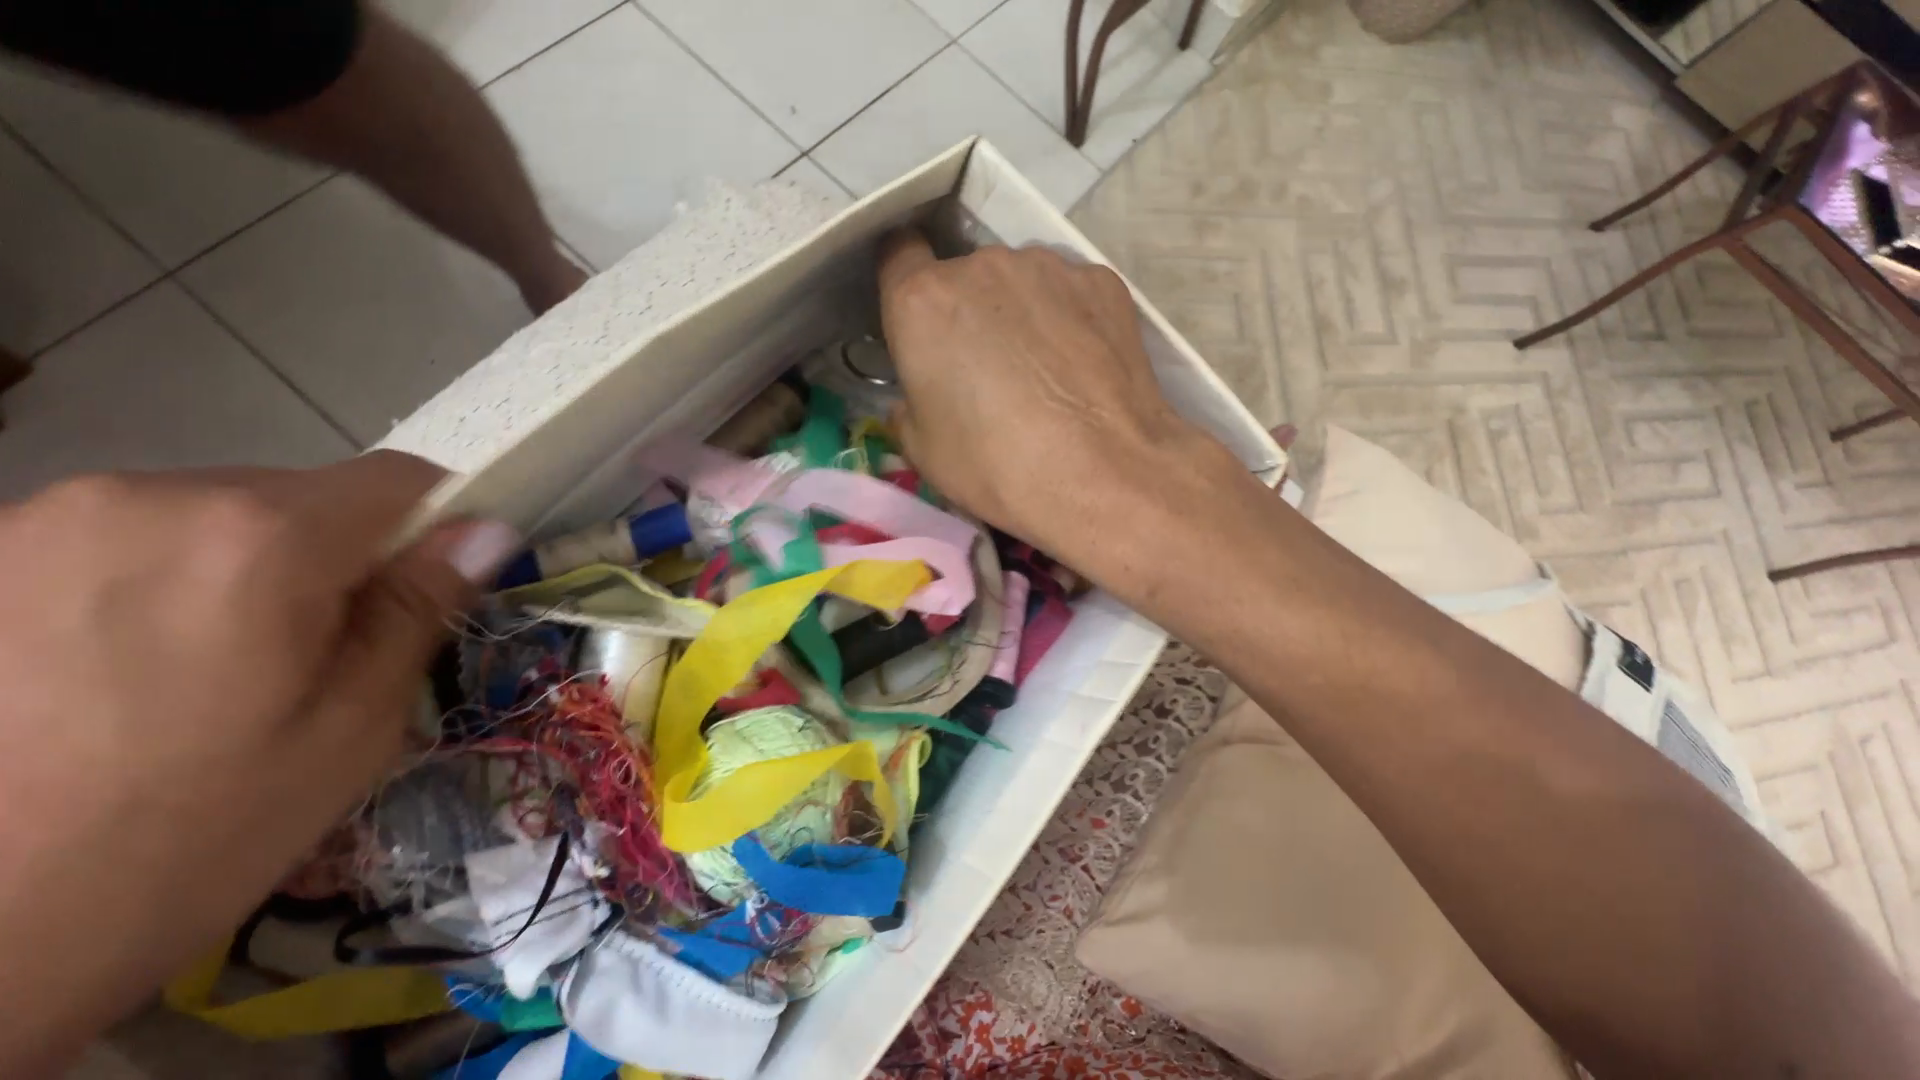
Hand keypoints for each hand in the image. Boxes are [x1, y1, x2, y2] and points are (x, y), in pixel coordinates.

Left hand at [0, 453, 517, 1071]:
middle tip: (313, 656)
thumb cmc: (203, 831)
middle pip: (300, 495)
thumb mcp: (353, 727)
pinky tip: (123, 668)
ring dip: (240, 566)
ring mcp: (48, 517)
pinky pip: (126, 538)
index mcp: (261, 538)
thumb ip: (417, 610)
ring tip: (206, 668)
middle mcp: (151, 495)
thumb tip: (484, 533)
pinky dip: (159, 580)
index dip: (437, 525)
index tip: (429, 590)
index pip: (398, 478)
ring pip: (212, 514)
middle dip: (331, 557)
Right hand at [877, 230, 1239, 566]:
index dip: (904, 281)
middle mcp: (982, 266)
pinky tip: (1081, 365)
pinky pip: (1070, 292)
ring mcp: (1048, 268)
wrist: (1102, 474)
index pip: (897, 254)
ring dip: (1021, 311)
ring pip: (1021, 281)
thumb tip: (922, 393)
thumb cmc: (996, 466)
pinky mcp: (1102, 281)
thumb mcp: (923, 449)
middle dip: (970, 310)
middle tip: (987, 366)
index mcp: (923, 301)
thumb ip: (910, 403)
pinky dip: (1069, 318)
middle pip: (965, 274)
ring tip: (1043, 368)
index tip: (919, 316)